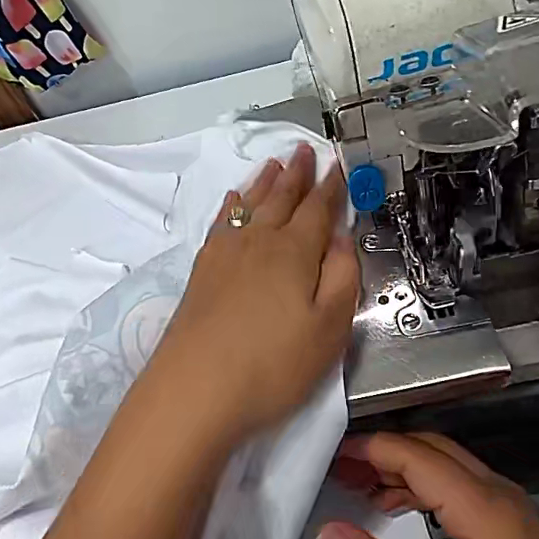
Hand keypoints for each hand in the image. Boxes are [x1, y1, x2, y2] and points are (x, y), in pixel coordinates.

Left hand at [133, 144, 358, 447]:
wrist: (195, 389)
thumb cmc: (274, 364)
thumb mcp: (330, 328)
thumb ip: (343, 277)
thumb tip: (341, 238)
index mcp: (295, 251)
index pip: (319, 209)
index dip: (331, 187)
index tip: (338, 165)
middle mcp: (259, 241)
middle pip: (282, 198)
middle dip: (296, 173)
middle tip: (303, 149)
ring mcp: (225, 253)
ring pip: (249, 204)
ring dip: (264, 181)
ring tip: (274, 163)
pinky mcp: (202, 270)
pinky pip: (221, 222)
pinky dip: (231, 205)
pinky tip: (232, 200)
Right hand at [317, 434, 538, 538]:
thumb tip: (329, 534)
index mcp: (485, 510)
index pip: (417, 456)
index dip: (371, 449)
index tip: (335, 454)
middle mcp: (502, 497)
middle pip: (433, 450)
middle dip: (383, 453)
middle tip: (341, 468)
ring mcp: (512, 510)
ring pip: (448, 466)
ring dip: (403, 469)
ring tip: (360, 485)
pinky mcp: (513, 527)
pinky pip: (461, 487)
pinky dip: (424, 488)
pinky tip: (397, 508)